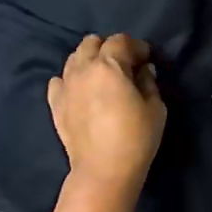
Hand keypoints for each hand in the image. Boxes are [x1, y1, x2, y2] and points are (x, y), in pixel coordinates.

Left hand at [48, 33, 166, 189]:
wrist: (104, 170)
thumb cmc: (136, 138)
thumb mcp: (156, 109)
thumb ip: (149, 83)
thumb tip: (144, 70)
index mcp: (109, 65)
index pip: (121, 41)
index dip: (136, 46)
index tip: (146, 58)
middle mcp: (83, 68)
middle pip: (92, 43)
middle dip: (109, 48)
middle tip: (123, 65)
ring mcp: (65, 85)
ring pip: (74, 58)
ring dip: (89, 60)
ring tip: (101, 77)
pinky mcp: (55, 103)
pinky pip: (59, 80)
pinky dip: (71, 79)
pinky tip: (81, 91)